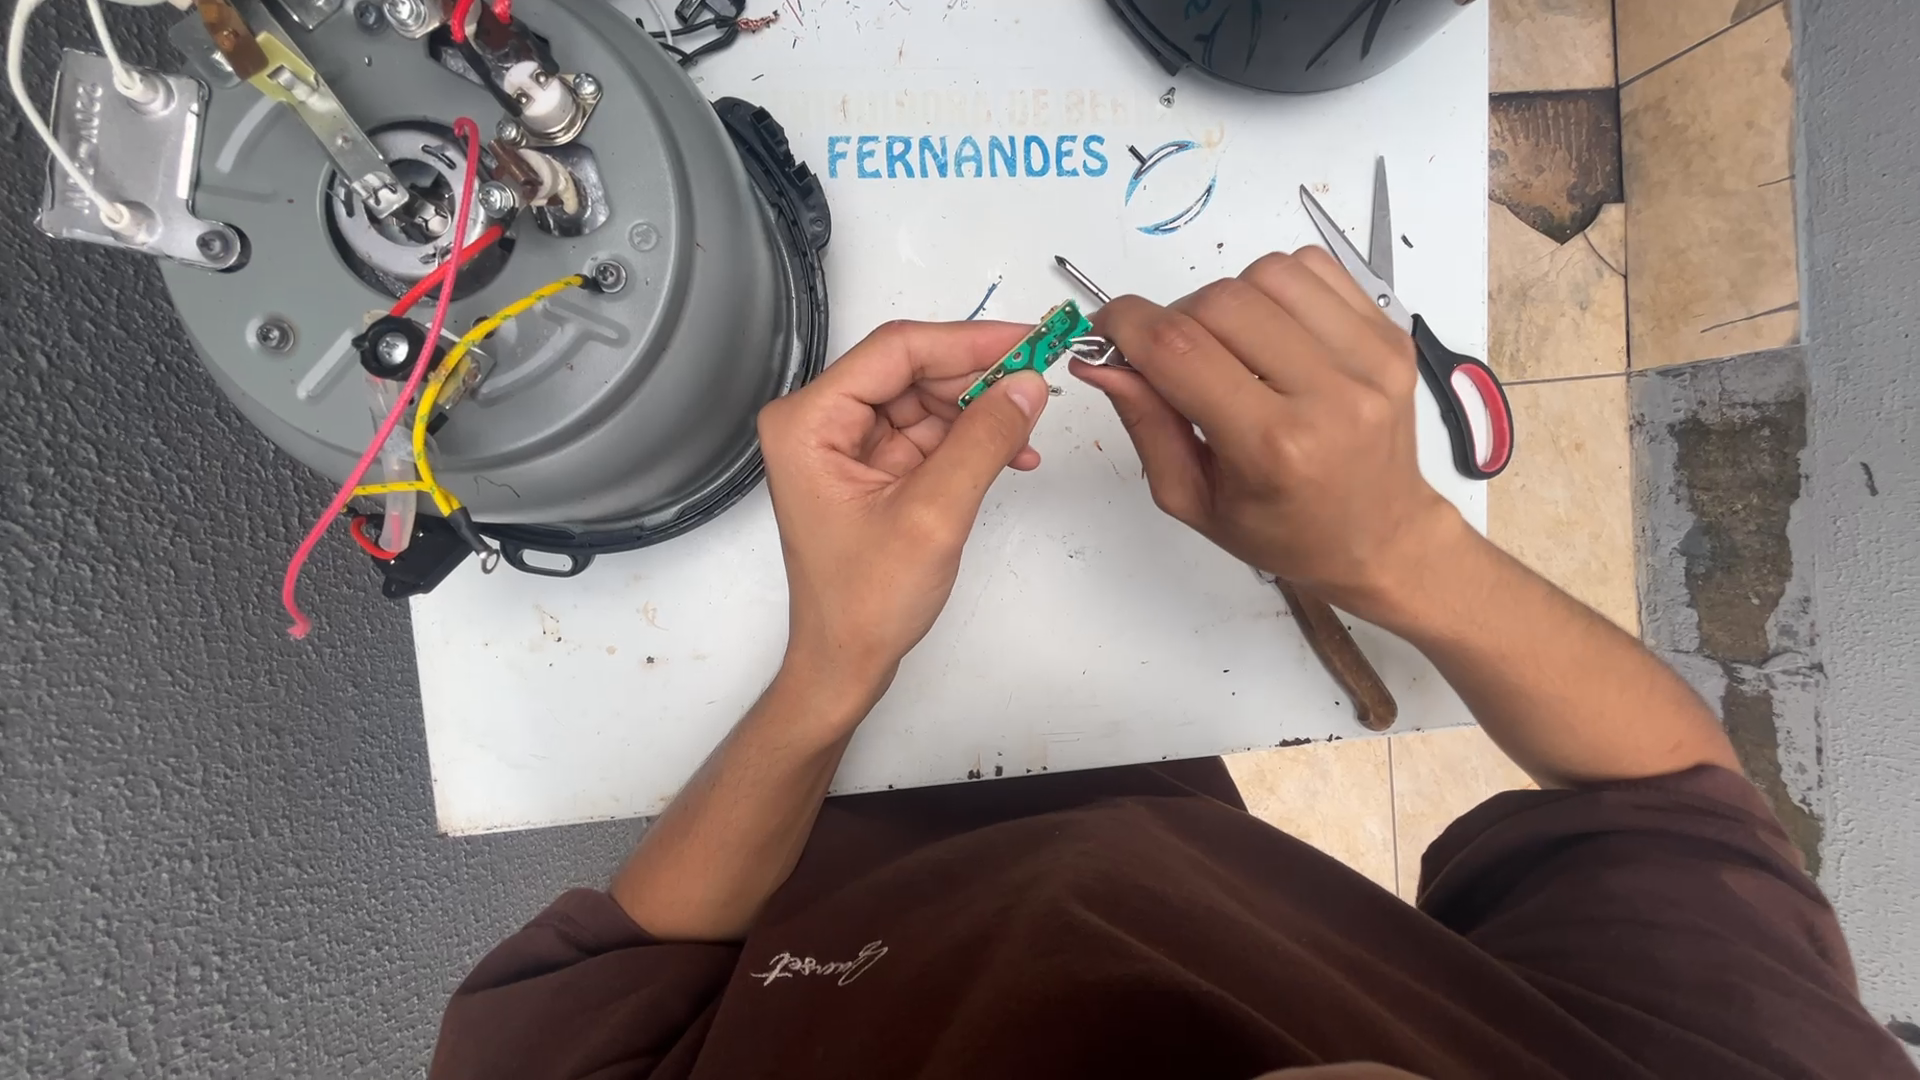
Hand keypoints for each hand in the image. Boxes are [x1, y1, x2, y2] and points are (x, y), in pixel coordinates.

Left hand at [758, 320, 1048, 706]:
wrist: (847, 661)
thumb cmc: (866, 603)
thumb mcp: (933, 515)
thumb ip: (983, 442)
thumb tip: (1026, 385)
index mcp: (809, 423)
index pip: (896, 351)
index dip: (967, 341)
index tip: (1026, 339)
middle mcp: (821, 424)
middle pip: (912, 371)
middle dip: (978, 378)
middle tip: (1037, 380)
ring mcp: (848, 447)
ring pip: (927, 401)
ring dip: (981, 413)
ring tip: (1028, 430)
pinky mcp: (874, 470)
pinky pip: (930, 435)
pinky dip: (971, 441)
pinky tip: (1011, 453)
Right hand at [1074, 247, 1461, 624]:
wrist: (1375, 535)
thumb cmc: (1278, 530)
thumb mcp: (1190, 498)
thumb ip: (1145, 424)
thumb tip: (1100, 363)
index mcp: (1271, 447)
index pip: (1179, 351)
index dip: (1126, 325)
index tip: (1104, 328)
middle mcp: (1328, 394)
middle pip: (1218, 302)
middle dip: (1172, 320)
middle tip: (1169, 359)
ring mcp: (1368, 357)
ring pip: (1265, 274)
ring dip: (1223, 302)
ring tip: (1225, 349)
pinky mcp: (1389, 333)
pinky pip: (1312, 268)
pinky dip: (1271, 289)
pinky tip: (1266, 334)